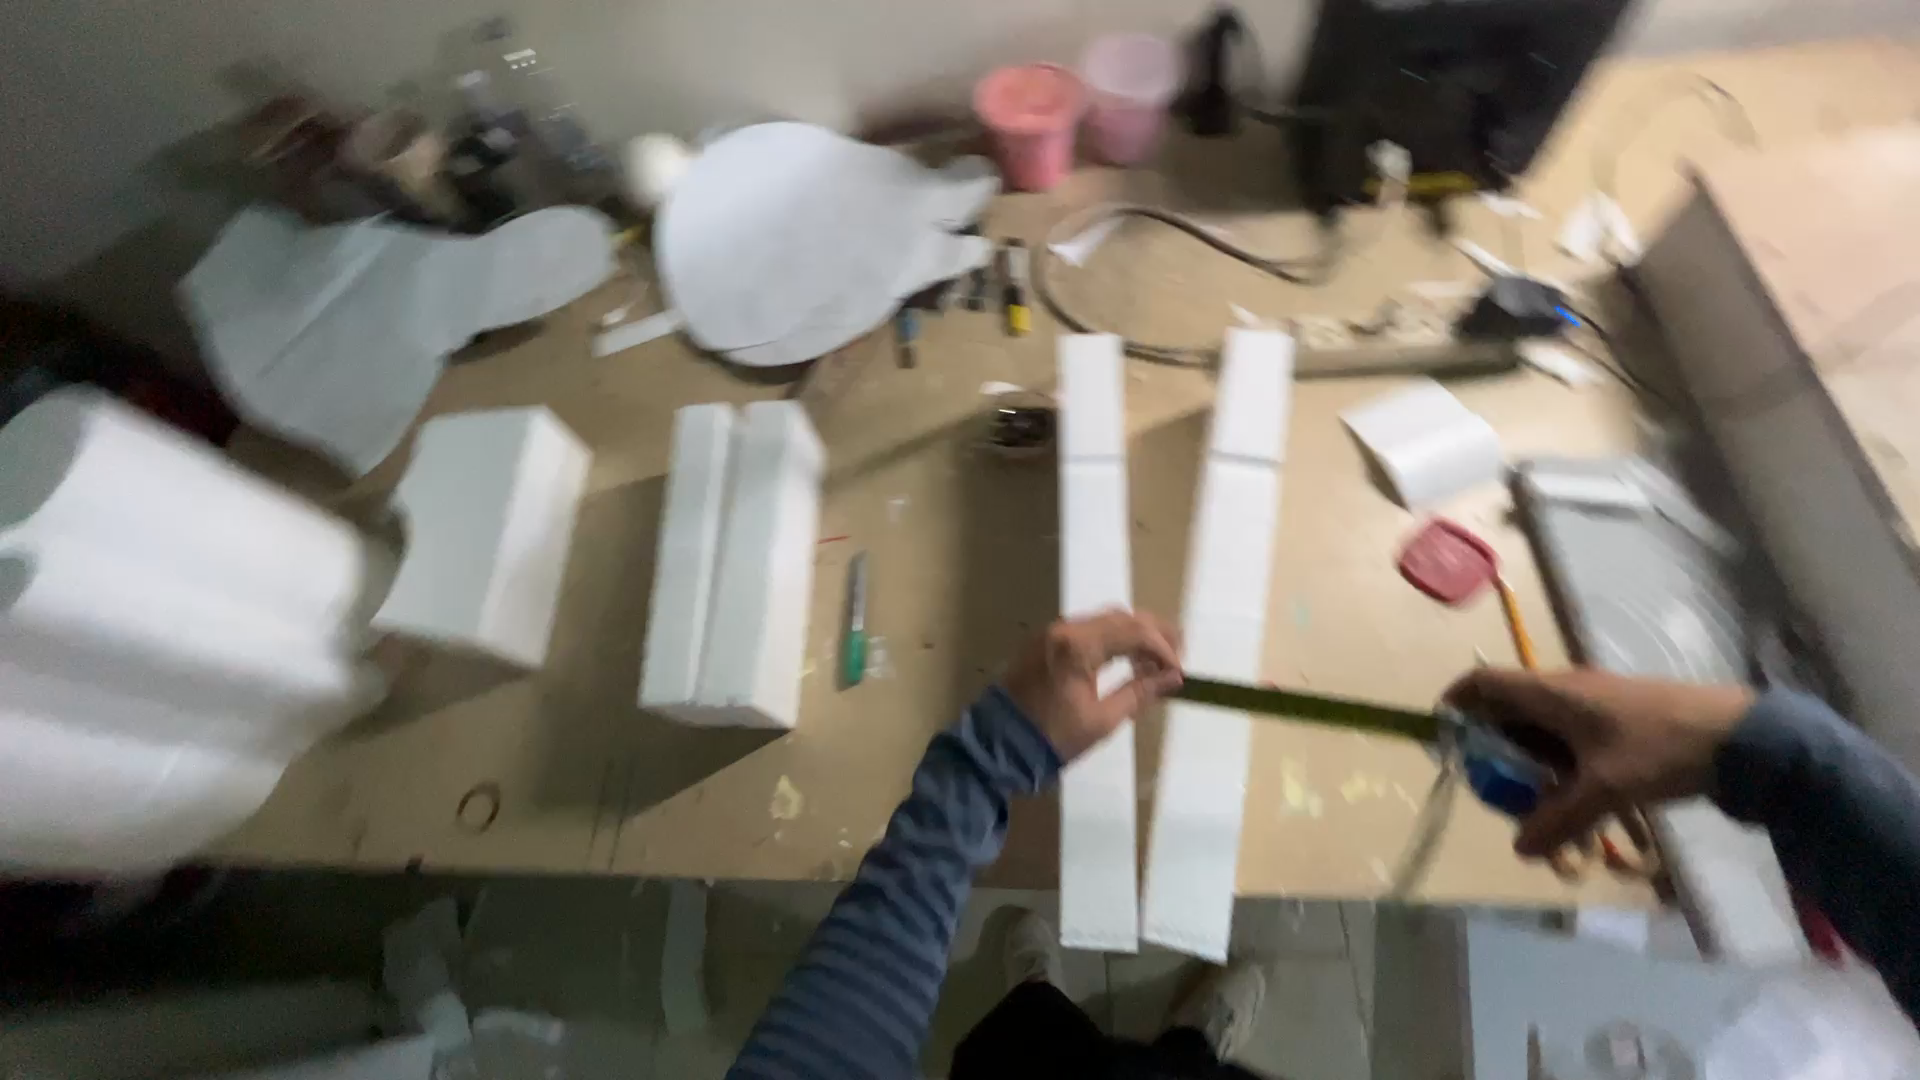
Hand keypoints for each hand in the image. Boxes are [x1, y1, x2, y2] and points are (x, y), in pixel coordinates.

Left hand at [1002, 610, 1183, 761]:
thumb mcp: (1101, 720)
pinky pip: (1086, 629)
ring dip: (1132, 634)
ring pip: (1103, 620)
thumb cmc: (1052, 737)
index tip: (1179, 673)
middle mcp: (1064, 629)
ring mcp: (1051, 633)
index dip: (1163, 649)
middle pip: (1120, 617)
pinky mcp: (1044, 642)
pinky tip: (1125, 659)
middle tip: (1176, 657)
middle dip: (1152, 634)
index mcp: (1078, 646)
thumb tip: (1173, 678)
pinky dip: (1110, 639)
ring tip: (1155, 661)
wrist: (997, 744)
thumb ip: (1139, 693)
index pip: (1134, 631)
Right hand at [1444, 667, 1754, 857]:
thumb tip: (1521, 850)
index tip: (1446, 733)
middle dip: (1496, 744)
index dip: (1457, 702)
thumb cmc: (1662, 749)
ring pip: (1543, 723)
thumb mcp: (1606, 789)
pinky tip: (1581, 789)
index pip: (1482, 682)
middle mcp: (1565, 688)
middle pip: (1509, 708)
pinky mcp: (1623, 715)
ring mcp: (1596, 700)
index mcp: (1549, 692)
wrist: (1754, 738)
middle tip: (1495, 781)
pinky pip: (1573, 730)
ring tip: (1539, 795)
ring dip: (1532, 756)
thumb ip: (1559, 818)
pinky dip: (1562, 757)